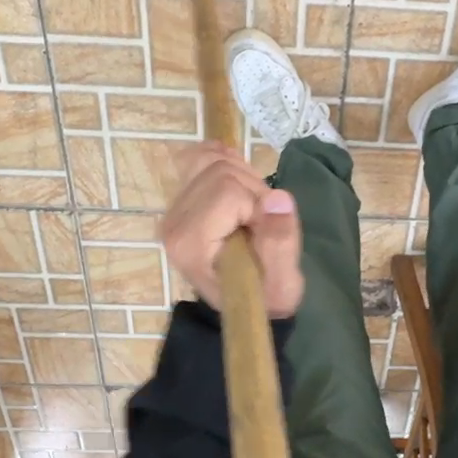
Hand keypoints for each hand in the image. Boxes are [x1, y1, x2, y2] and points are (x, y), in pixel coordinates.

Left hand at [160, 143, 303, 317]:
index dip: (258, 206)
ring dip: (244, 179)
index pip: (229, 191)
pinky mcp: (181, 199)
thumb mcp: (283, 284)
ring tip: (253, 210)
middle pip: (221, 171)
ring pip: (213, 160)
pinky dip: (224, 159)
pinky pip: (199, 157)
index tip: (263, 234)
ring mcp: (173, 208)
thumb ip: (281, 244)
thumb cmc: (265, 295)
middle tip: (261, 223)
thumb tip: (277, 198)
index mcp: (191, 245)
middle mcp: (173, 223)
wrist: (247, 301)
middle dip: (254, 190)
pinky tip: (240, 183)